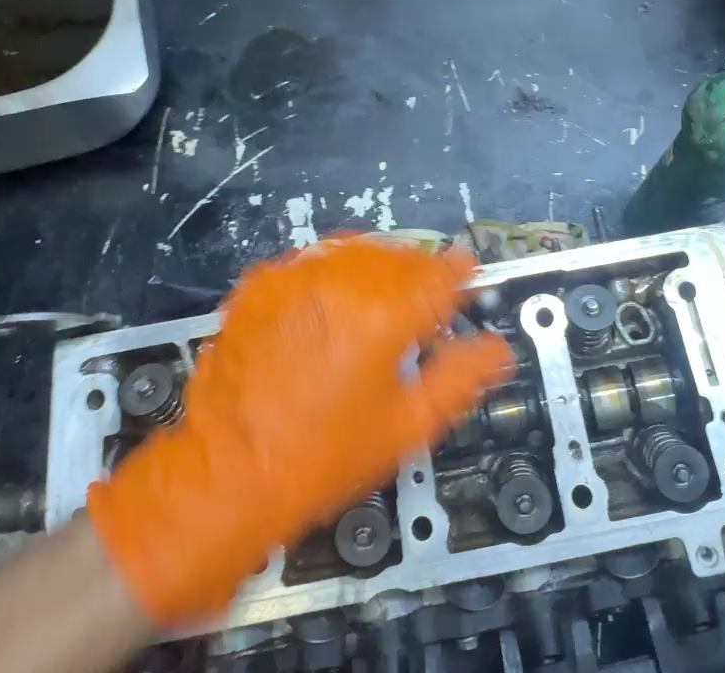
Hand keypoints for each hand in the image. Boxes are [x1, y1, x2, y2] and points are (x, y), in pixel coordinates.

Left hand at [88, 238, 512, 624]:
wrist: (228, 475)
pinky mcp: (259, 288)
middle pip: (399, 254)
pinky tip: (332, 309)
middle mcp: (338, 283)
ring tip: (382, 301)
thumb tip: (496, 350)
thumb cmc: (321, 458)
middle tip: (427, 299)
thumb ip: (461, 377)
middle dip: (420, 270)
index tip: (468, 275)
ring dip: (378, 267)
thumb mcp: (407, 426)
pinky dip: (332, 276)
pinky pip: (311, 265)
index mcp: (382, 315)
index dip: (461, 271)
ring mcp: (293, 280)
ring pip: (355, 251)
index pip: (440, 271)